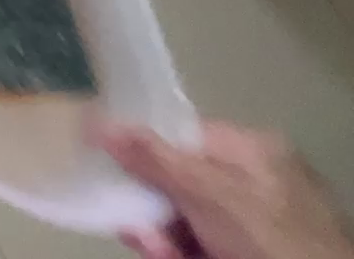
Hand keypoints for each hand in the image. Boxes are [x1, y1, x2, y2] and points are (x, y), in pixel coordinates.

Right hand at [100, 120, 353, 258]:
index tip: (104, 160)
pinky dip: (174, 247)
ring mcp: (254, 217)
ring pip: (179, 210)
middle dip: (143, 199)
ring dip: (154, 228)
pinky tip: (163, 253)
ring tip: (150, 245)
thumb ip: (152, 157)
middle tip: (133, 224)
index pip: (174, 131)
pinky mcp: (249, 247)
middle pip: (172, 174)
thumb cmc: (272, 240)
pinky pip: (195, 235)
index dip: (135, 144)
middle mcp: (253, 177)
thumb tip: (95, 121)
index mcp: (252, 149)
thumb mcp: (210, 195)